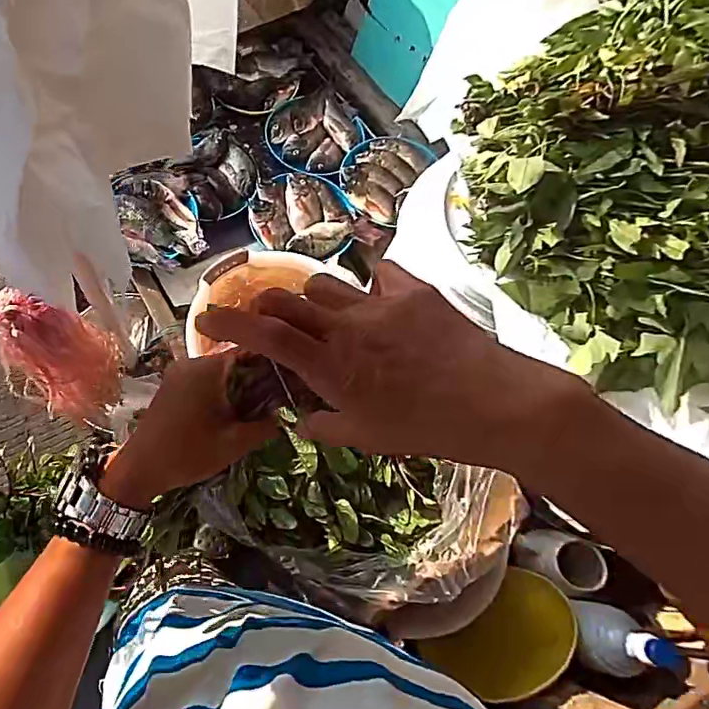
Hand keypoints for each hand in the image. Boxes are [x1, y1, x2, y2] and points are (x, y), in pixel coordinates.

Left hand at [98, 351, 277, 508]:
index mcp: (208, 368)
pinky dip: (221, 391)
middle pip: (236, 359)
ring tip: (263, 406)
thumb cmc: (188, 454)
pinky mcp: (171, 385)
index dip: (278, 362)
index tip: (298, 377)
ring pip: (220, 371)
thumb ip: (268, 423)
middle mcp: (192, 362)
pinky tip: (234, 410)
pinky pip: (204, 380)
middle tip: (284, 397)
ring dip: (240, 385)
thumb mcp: (236, 442)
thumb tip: (293, 411)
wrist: (140, 468)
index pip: (253, 349)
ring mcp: (178, 372)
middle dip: (260, 376)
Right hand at [194, 262, 595, 475]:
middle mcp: (346, 328)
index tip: (206, 319)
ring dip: (310, 297)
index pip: (263, 337)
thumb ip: (324, 426)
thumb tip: (303, 420)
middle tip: (265, 319)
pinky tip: (374, 297)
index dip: (227, 324)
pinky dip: (366, 282)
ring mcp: (380, 305)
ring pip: (322, 282)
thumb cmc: (428, 428)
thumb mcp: (367, 437)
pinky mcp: (414, 291)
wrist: (502, 405)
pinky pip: (376, 271)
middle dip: (263, 306)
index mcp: (329, 368)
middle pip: (284, 299)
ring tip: (324, 313)